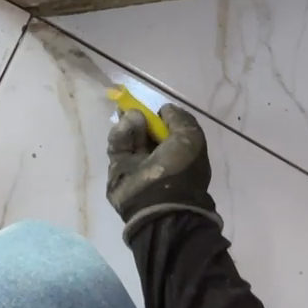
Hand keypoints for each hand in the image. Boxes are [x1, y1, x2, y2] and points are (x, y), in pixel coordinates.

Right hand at [106, 103, 224, 234]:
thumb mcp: (191, 138)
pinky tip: (125, 126)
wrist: (157, 202)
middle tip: (136, 105)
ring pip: (130, 137)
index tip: (158, 108)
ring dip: (132, 124)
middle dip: (143, 118)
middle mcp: (159, 159)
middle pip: (147, 132)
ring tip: (134, 117)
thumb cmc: (179, 170)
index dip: (163, 118)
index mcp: (180, 154)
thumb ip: (179, 119)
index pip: (169, 131)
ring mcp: (137, 164)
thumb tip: (164, 110)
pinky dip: (120, 134)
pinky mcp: (118, 168)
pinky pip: (117, 146)